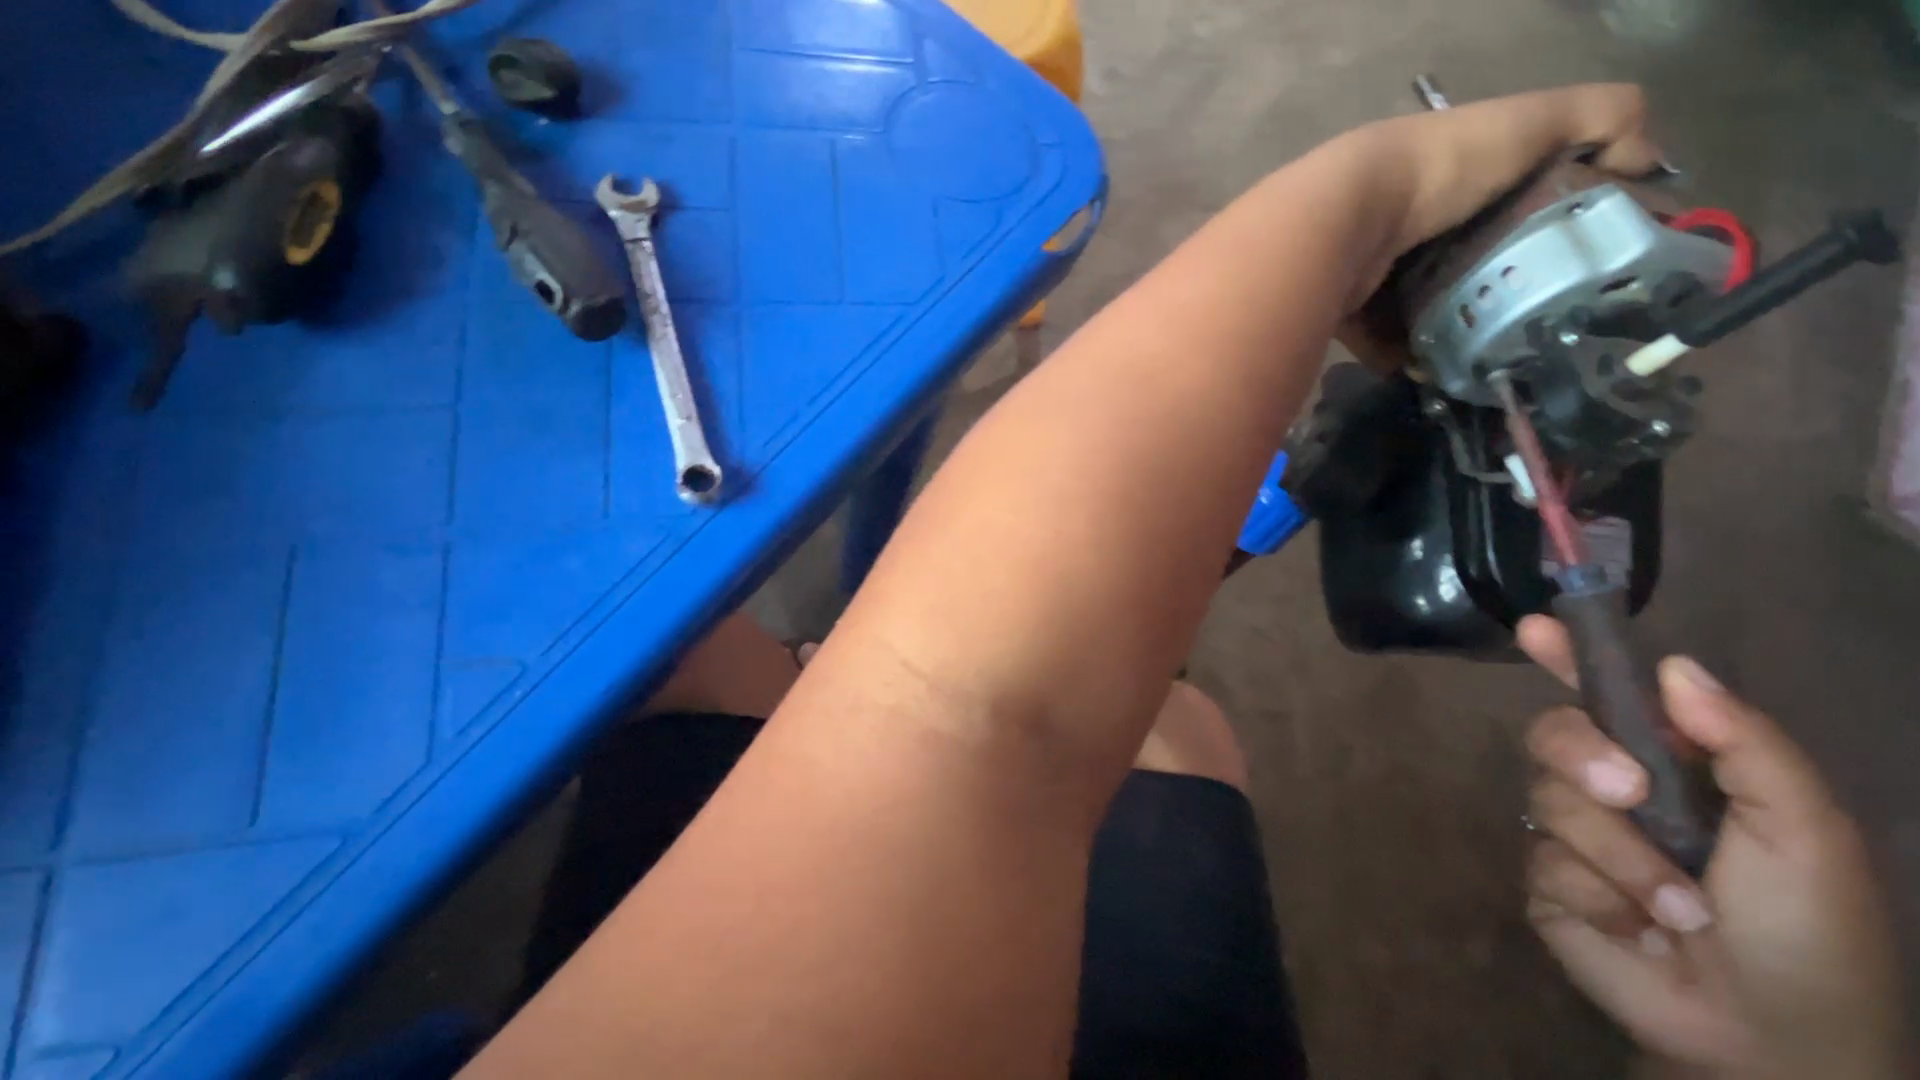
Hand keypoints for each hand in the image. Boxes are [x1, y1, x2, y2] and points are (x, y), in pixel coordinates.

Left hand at [1336, 84, 1662, 366]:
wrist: (1339, 220)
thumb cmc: (1441, 169)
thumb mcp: (1536, 122)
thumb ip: (1602, 119)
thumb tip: (1649, 162)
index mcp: (1454, 177)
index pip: (1513, 204)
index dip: (1548, 232)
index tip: (1581, 272)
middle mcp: (1410, 222)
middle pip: (1468, 266)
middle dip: (1501, 294)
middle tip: (1542, 330)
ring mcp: (1372, 270)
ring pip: (1427, 310)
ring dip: (1457, 335)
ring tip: (1500, 363)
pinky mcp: (1346, 311)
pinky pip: (1385, 343)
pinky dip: (1411, 360)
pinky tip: (1447, 378)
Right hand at [1517, 616, 1907, 1078]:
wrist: (1773, 1036)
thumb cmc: (1810, 929)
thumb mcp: (1807, 830)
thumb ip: (1747, 743)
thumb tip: (1674, 666)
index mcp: (1675, 764)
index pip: (1608, 694)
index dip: (1567, 656)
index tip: (1534, 626)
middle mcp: (1615, 789)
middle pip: (1552, 732)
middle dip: (1580, 753)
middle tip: (1628, 794)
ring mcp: (1576, 837)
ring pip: (1549, 800)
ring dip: (1620, 855)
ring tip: (1678, 909)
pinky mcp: (1549, 885)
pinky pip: (1545, 861)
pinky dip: (1601, 896)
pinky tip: (1639, 930)